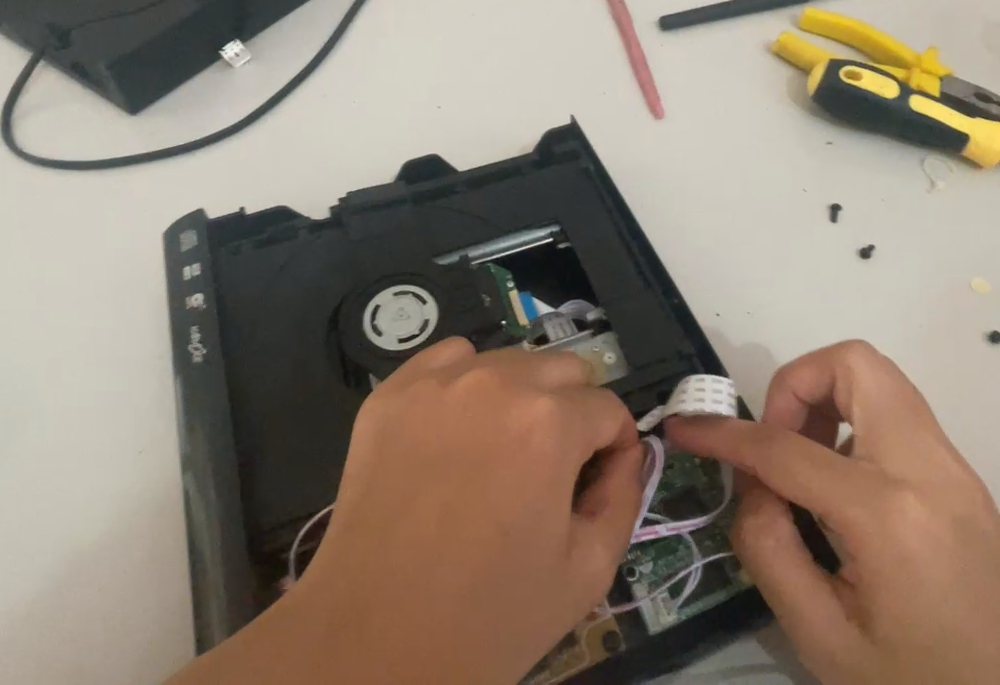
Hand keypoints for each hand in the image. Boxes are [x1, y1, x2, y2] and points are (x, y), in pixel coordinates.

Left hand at [173, 336, 643, 684]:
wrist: (373, 639)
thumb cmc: (489, 615)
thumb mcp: (587, 571)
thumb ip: (623, 497)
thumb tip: (626, 455)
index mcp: (551, 422)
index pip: (608, 407)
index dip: (614, 446)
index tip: (597, 481)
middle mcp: (497, 382)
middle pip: (564, 368)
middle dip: (575, 411)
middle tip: (553, 467)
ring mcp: (437, 381)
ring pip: (508, 360)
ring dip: (521, 394)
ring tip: (501, 451)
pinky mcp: (392, 392)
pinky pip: (449, 359)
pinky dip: (466, 383)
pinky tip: (457, 432)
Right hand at [667, 341, 999, 684]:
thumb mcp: (822, 638)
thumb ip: (768, 549)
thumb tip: (752, 486)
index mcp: (887, 513)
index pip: (784, 447)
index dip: (723, 434)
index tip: (685, 428)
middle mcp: (928, 468)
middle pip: (853, 364)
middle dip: (793, 385)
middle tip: (771, 443)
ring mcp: (954, 467)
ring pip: (880, 379)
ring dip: (825, 400)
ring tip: (801, 466)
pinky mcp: (964, 477)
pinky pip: (897, 414)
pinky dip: (852, 422)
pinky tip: (838, 485)